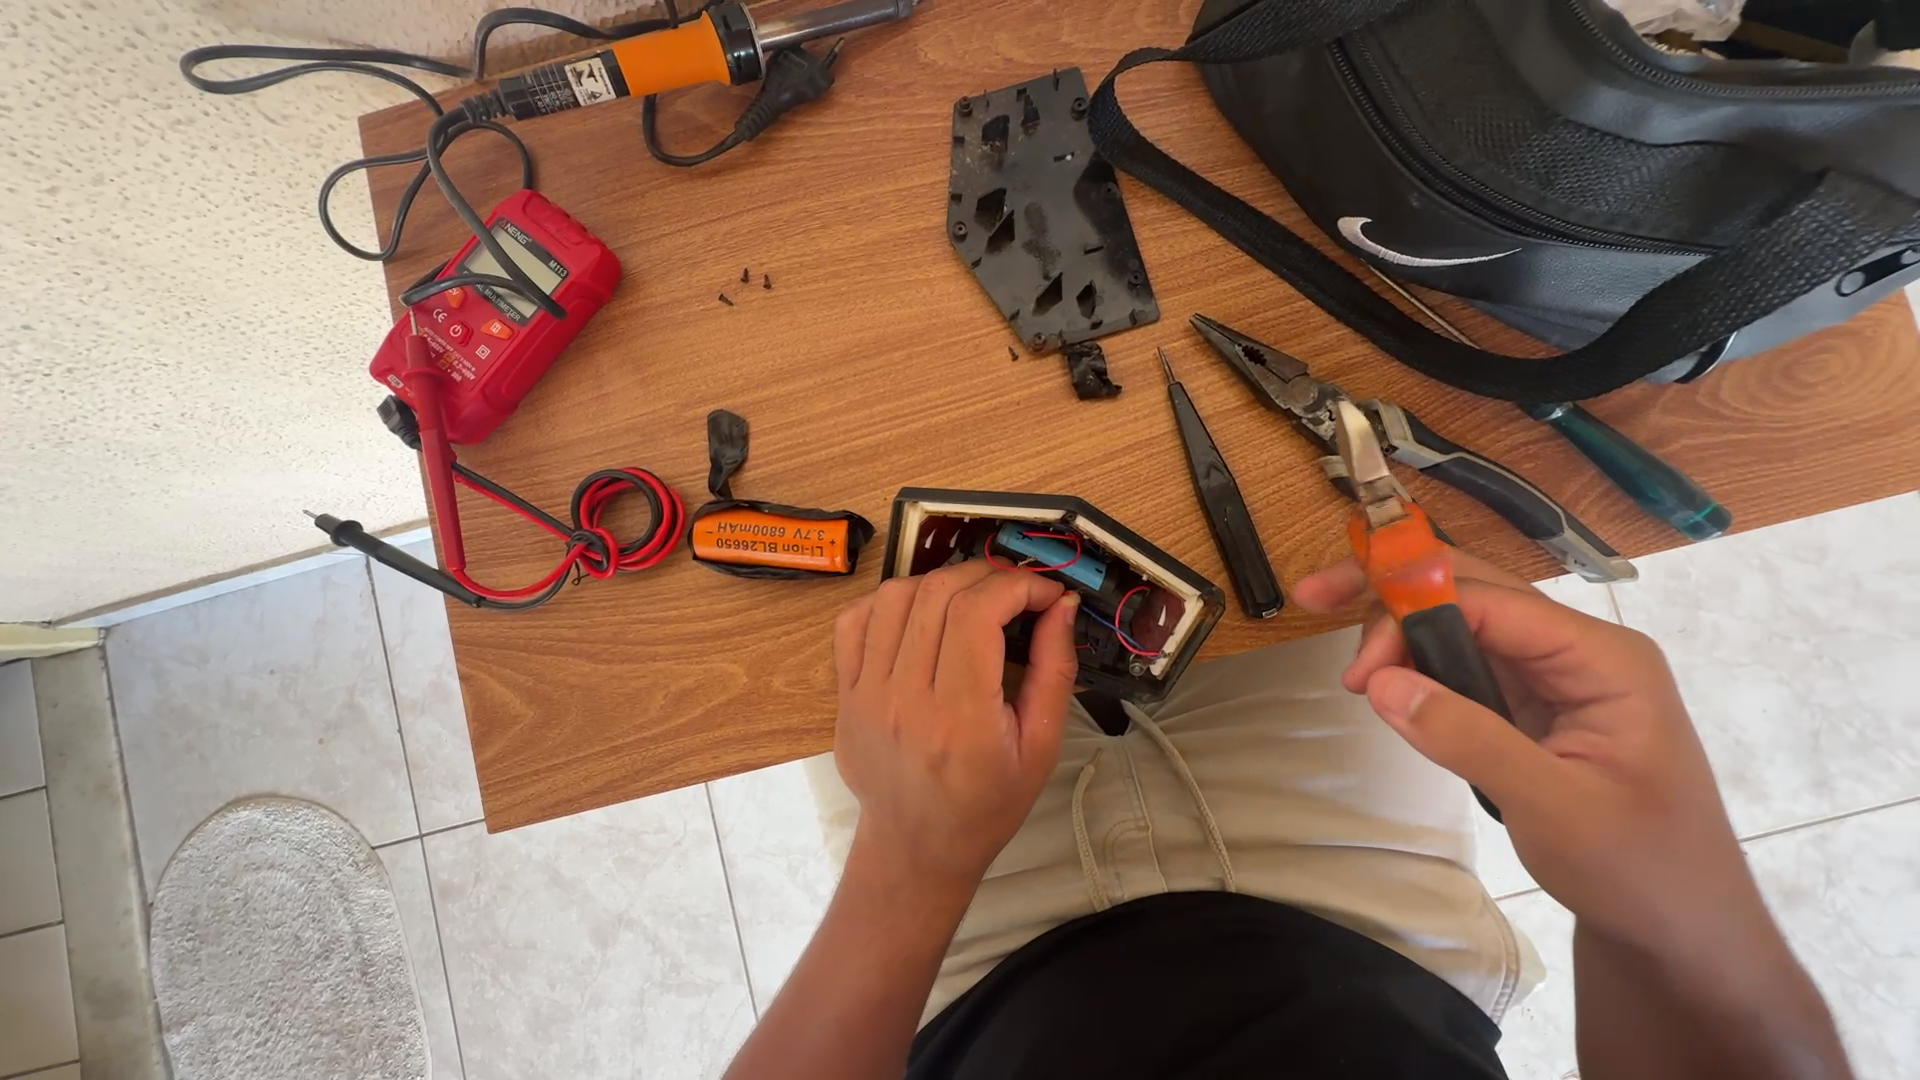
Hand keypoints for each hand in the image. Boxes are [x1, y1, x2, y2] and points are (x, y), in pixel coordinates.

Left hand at [832, 561, 1080, 889]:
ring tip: (971, 600)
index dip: (1018, 585)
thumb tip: (1061, 605)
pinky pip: (854, 620)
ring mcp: (866, 693)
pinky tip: (920, 615)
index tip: (1044, 593)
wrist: (917, 848)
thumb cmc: (987, 805)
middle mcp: (906, 698)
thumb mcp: (1042, 747)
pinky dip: (889, 601)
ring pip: (896, 596)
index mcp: (961, 717)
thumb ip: (1055, 670)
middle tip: (1015, 592)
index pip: (977, 613)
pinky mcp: (845, 693)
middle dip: (987, 575)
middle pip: (938, 593)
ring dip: (941, 582)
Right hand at [1295, 553, 1772, 957]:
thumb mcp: (1556, 808)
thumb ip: (1469, 738)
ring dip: (1393, 631)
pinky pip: (1454, 658)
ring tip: (1355, 679)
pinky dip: (1408, 662)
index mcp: (1599, 657)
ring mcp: (1546, 671)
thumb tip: (1380, 683)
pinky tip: (1381, 682)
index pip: (1486, 602)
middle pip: (1464, 589)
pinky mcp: (1522, 698)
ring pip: (1451, 619)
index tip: (1356, 671)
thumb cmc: (1640, 869)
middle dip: (1386, 589)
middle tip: (1312, 599)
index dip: (1409, 615)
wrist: (1678, 930)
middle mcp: (1570, 648)